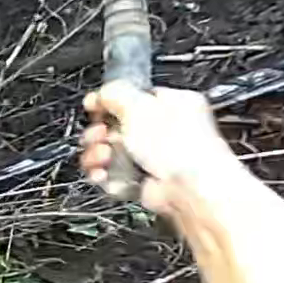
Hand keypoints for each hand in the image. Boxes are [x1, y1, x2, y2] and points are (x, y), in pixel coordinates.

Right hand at [79, 82, 242, 215]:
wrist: (189, 189)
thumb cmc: (179, 146)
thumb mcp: (140, 106)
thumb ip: (114, 93)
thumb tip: (98, 95)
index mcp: (170, 104)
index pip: (130, 98)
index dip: (108, 103)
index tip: (94, 108)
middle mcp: (162, 130)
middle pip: (112, 127)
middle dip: (98, 133)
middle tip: (100, 135)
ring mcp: (150, 157)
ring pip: (107, 152)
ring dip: (97, 155)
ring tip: (104, 157)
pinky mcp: (140, 180)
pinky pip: (110, 175)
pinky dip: (102, 176)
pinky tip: (103, 174)